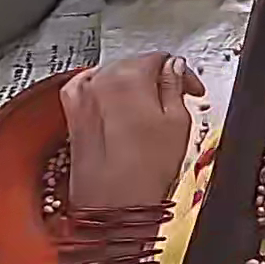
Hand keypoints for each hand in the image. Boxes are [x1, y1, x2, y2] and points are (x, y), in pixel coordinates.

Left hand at [59, 53, 204, 210]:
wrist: (113, 204)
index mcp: (130, 75)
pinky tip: (121, 108)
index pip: (161, 59)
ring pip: (114, 77)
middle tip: (178, 99)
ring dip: (134, 86)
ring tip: (151, 110)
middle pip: (136, 65)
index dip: (183, 73)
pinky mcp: (72, 114)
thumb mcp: (178, 121)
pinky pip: (91, 90)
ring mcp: (82, 96)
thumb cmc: (145, 169)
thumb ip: (175, 85)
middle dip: (158, 79)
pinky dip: (107, 93)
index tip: (193, 89)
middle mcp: (101, 79)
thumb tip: (174, 67)